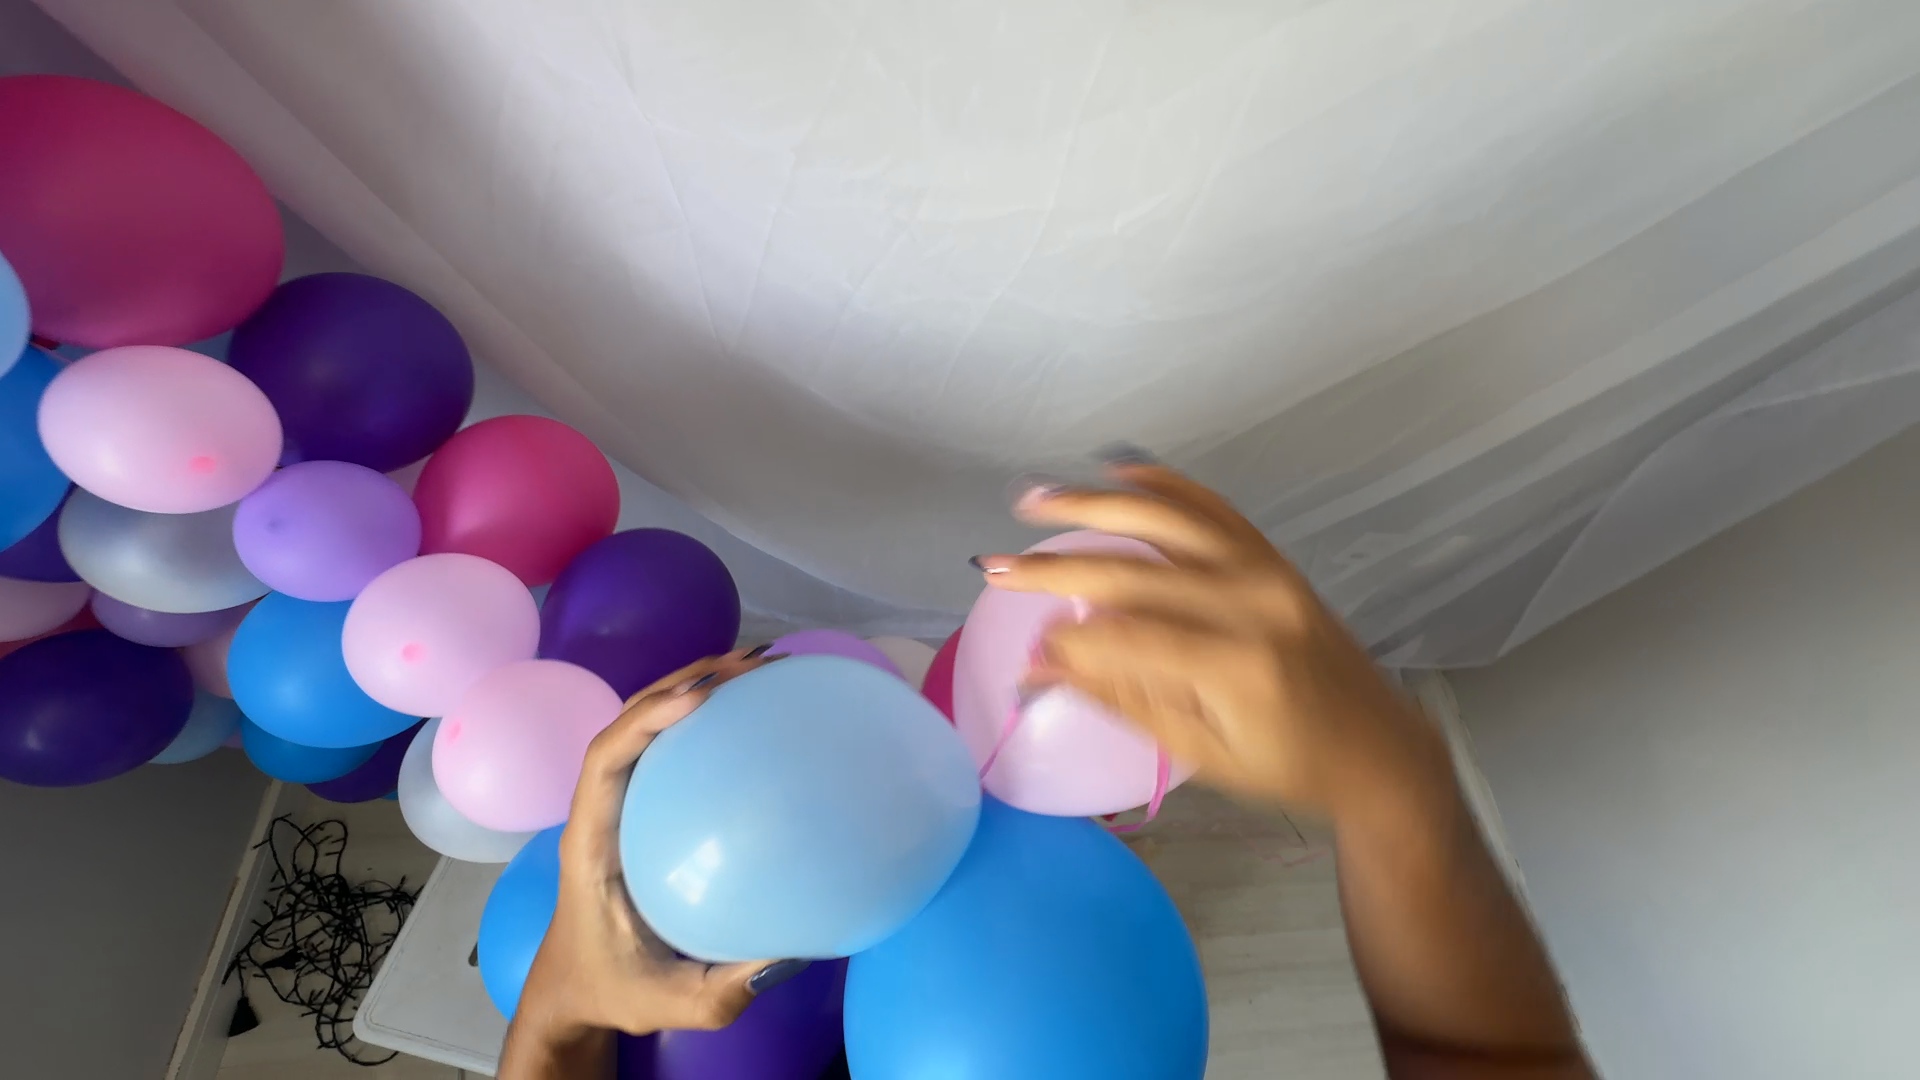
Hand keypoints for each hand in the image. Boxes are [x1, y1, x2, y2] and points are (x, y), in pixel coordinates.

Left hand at [511, 649, 808, 1047]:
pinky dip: (704, 710)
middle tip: (752, 662)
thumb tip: (790, 951)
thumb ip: (721, 990)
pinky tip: (749, 707)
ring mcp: (622, 797)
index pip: (606, 758)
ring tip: (756, 665)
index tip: (701, 695)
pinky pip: (669, 741)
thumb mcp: (667, 1003)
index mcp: (593, 840)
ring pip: (646, 718)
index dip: (647, 718)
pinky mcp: (644, 798)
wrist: (575, 987)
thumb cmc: (612, 986)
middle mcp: (602, 804)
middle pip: (629, 718)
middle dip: (685, 678)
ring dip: (695, 681)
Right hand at [973, 464, 1440, 819]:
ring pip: (1163, 519)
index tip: (1024, 642)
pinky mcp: (1271, 555)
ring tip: (1035, 499)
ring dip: (1092, 505)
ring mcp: (1263, 568)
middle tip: (996, 564)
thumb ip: (1117, 695)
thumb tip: (1039, 662)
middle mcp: (1248, 600)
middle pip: (1129, 571)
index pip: (1121, 638)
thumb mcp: (1196, 749)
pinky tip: (1119, 472)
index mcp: (1233, 664)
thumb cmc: (1284, 764)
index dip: (1064, 638)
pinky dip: (1161, 484)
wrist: (1376, 747)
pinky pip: (1209, 506)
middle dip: (1052, 568)